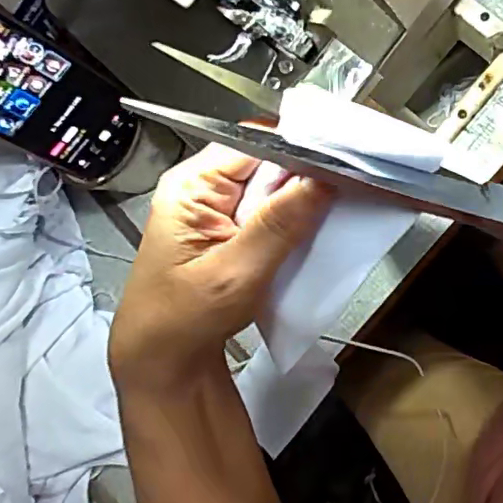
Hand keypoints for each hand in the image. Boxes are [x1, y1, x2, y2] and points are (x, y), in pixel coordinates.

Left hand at [109, 145, 331, 387]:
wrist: (166, 360)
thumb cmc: (179, 320)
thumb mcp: (236, 271)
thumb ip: (279, 223)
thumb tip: (319, 181)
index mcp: (191, 186)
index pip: (254, 141)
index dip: (297, 148)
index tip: (334, 166)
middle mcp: (204, 190)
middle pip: (268, 161)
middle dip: (304, 178)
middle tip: (336, 198)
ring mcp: (220, 210)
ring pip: (275, 188)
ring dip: (301, 204)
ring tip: (319, 223)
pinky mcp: (234, 230)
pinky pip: (273, 212)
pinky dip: (294, 223)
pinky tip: (303, 239)